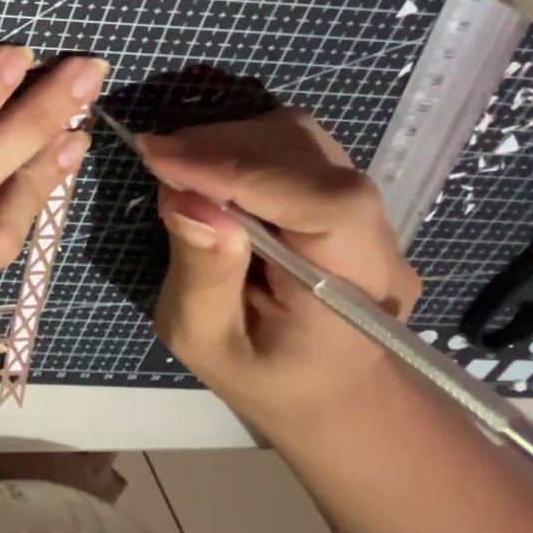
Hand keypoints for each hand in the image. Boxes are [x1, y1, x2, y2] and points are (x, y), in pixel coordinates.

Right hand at [138, 108, 421, 434]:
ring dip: (228, 142)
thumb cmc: (260, 378)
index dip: (240, 171)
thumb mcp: (207, 343)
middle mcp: (376, 243)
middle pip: (309, 159)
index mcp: (354, 294)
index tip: (159, 158)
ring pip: (301, 141)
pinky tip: (204, 170)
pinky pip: (293, 147)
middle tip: (156, 160)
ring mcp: (365, 214)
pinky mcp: (340, 195)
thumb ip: (201, 275)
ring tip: (176, 166)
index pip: (324, 204)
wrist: (325, 392)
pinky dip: (239, 145)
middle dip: (222, 149)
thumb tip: (185, 198)